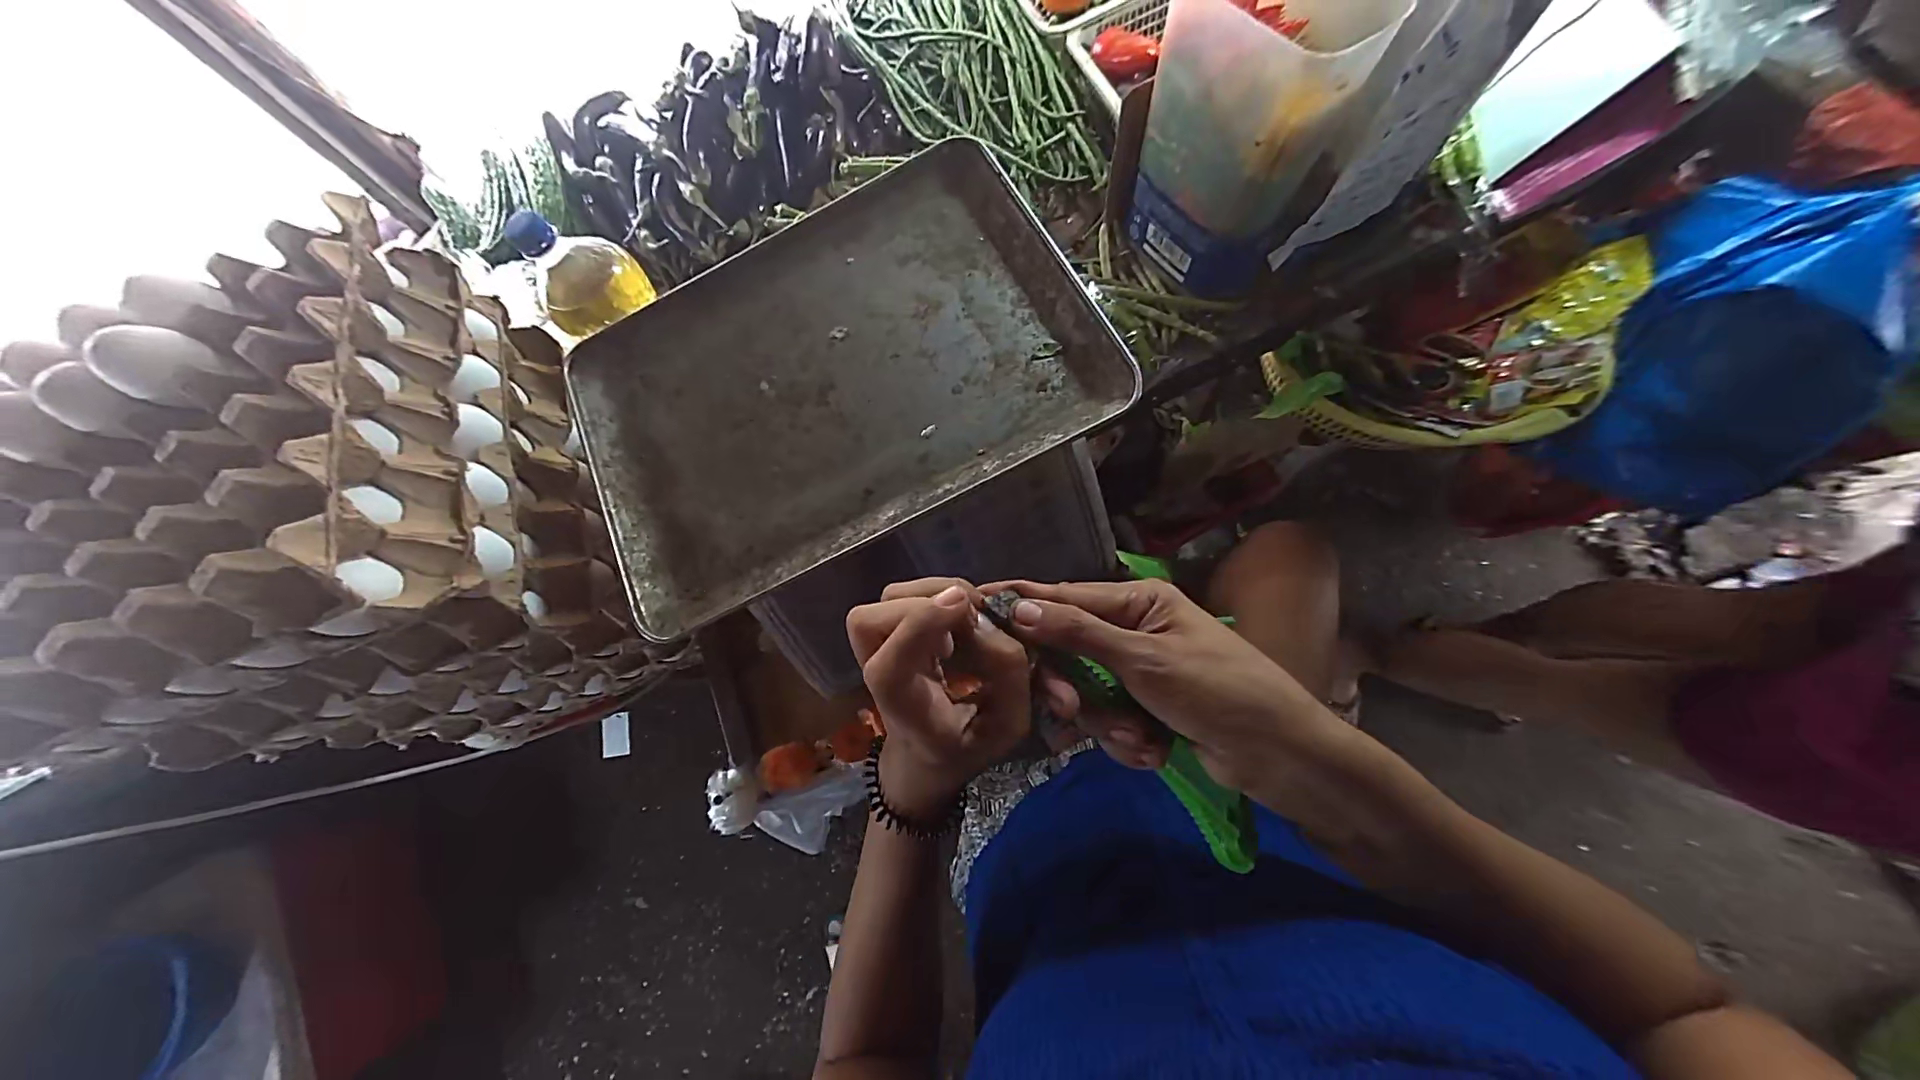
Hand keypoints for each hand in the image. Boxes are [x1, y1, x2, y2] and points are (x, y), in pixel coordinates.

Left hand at [846, 579, 1031, 818]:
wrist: (925, 756)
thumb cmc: (966, 745)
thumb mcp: (1005, 727)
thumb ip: (1007, 677)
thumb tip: (988, 621)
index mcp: (904, 710)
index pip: (889, 665)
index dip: (920, 625)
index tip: (963, 606)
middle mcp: (878, 675)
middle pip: (874, 618)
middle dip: (929, 601)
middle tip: (975, 617)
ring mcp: (874, 650)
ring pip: (885, 600)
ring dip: (932, 592)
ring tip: (966, 616)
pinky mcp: (885, 634)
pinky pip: (899, 597)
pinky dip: (931, 593)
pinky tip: (955, 617)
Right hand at [987, 579, 1374, 825]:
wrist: (1281, 757)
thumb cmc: (1218, 691)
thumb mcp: (1144, 659)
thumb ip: (1079, 633)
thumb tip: (1020, 607)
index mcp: (1138, 602)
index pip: (1065, 597)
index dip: (1022, 602)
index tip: (976, 602)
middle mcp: (1134, 630)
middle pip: (1070, 652)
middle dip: (1072, 687)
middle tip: (1066, 708)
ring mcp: (1139, 672)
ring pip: (1087, 693)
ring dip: (1107, 722)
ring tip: (1140, 739)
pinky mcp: (1145, 709)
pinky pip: (1109, 720)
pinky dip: (1125, 740)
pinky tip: (1154, 751)